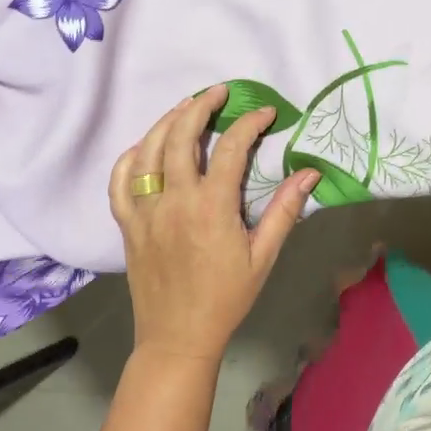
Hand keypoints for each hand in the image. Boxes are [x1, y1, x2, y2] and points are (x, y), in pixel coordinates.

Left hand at [109, 86, 319, 360]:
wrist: (177, 338)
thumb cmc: (226, 298)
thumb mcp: (263, 256)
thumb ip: (284, 210)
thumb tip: (311, 172)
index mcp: (211, 208)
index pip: (230, 148)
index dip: (249, 123)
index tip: (266, 113)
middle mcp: (174, 202)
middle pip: (181, 137)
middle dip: (201, 106)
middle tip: (219, 92)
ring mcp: (145, 212)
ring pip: (148, 151)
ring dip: (167, 122)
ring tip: (186, 107)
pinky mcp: (128, 225)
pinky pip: (120, 182)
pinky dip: (131, 157)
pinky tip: (146, 145)